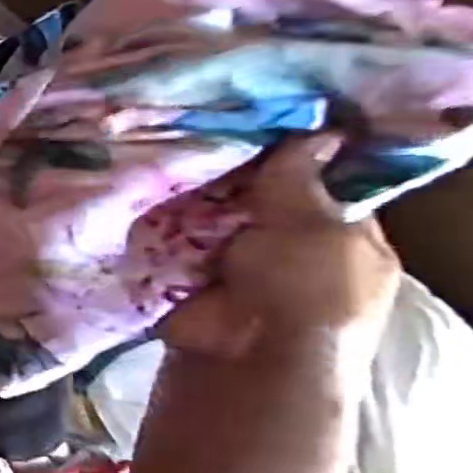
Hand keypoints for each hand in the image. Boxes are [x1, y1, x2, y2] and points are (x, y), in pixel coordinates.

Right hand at [163, 133, 400, 377]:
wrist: (242, 354)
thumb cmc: (303, 291)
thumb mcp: (313, 226)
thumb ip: (300, 180)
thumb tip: (318, 132)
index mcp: (341, 234)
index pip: (315, 180)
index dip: (287, 152)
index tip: (247, 118)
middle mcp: (287, 244)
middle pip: (251, 195)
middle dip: (221, 171)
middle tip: (185, 128)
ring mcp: (232, 261)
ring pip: (203, 214)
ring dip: (180, 195)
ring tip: (148, 151)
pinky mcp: (184, 272)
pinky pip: (166, 237)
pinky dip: (151, 221)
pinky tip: (131, 190)